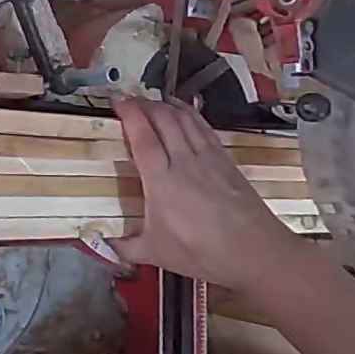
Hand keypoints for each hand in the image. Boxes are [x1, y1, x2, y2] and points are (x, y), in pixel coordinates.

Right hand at [110, 97, 305, 288]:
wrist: (256, 253)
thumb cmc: (202, 253)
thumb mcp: (155, 254)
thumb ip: (124, 246)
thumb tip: (98, 244)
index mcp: (161, 181)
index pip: (142, 136)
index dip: (129, 113)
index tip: (116, 99)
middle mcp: (183, 162)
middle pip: (163, 119)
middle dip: (144, 103)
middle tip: (129, 99)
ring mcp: (207, 158)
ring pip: (185, 119)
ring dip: (166, 105)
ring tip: (152, 99)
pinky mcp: (225, 161)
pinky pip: (203, 128)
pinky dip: (190, 113)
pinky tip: (183, 109)